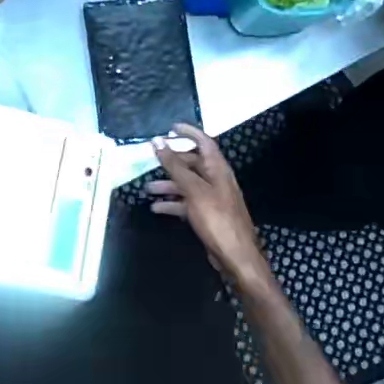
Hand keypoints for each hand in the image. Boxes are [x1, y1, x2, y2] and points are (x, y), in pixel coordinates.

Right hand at [146, 124, 272, 289]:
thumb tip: (159, 142)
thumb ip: (175, 166)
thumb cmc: (216, 219)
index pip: (204, 142)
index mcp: (218, 169)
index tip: (170, 128)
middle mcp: (216, 180)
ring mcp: (212, 198)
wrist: (235, 255)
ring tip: (147, 189)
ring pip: (187, 184)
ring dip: (168, 185)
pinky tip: (157, 208)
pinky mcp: (208, 215)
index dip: (188, 132)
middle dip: (172, 162)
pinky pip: (187, 203)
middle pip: (193, 163)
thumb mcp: (193, 190)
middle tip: (151, 160)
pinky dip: (172, 203)